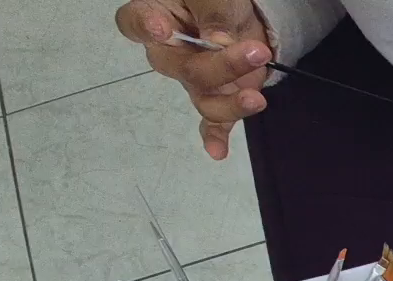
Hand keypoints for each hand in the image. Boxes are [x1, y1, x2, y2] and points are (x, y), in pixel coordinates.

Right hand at [116, 0, 271, 159]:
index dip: (145, 28)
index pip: (134, 24)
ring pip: (204, 98)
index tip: (162, 28)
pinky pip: (213, 122)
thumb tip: (219, 42)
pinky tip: (218, 153)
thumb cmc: (218, 0)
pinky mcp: (219, 96)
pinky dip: (216, 137)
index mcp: (156, 16)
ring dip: (233, 102)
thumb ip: (212, 14)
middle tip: (256, 52)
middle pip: (182, 69)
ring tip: (258, 96)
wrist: (243, 18)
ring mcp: (195, 79)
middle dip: (221, 66)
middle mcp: (170, 52)